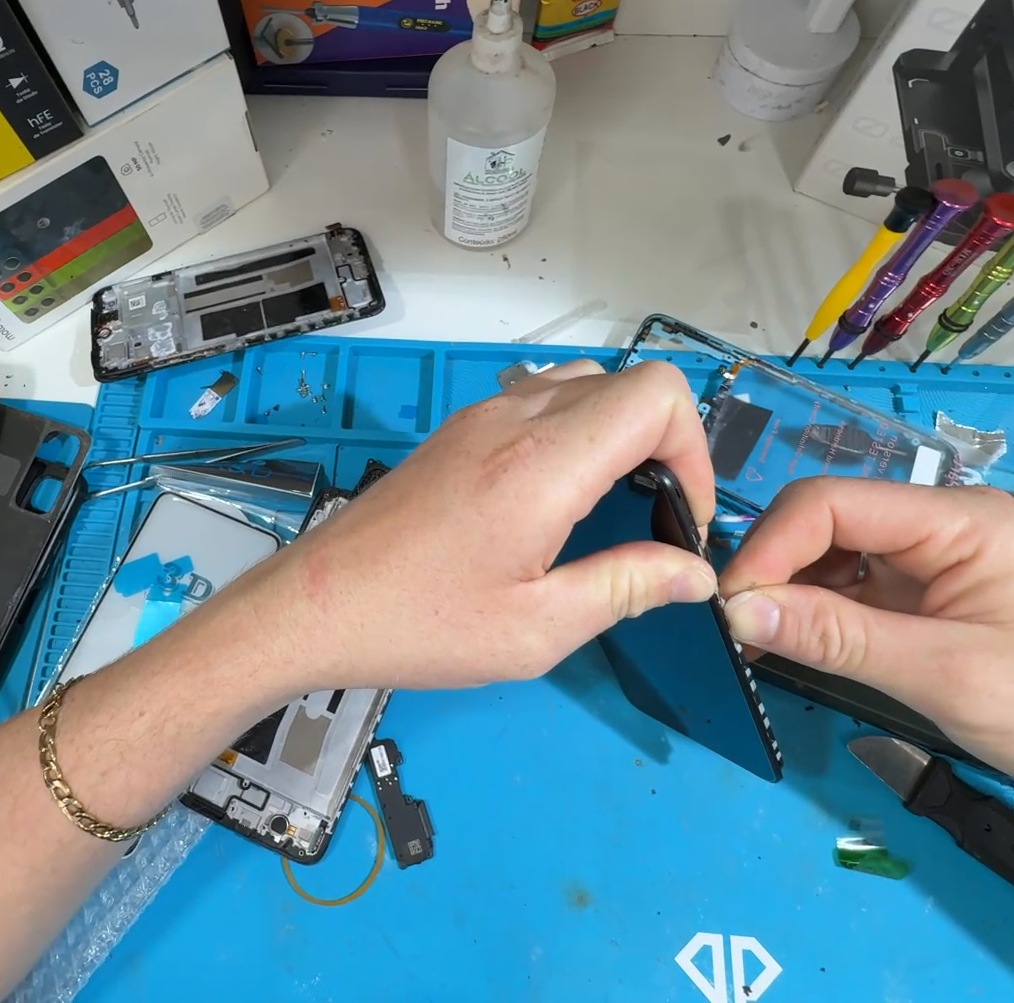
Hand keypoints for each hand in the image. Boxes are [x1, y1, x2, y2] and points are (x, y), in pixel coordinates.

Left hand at [243, 359, 719, 691]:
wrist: (318, 603)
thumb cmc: (422, 624)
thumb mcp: (536, 628)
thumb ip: (627, 588)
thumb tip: (695, 573)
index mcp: (544, 461)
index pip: (657, 394)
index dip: (693, 449)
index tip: (681, 517)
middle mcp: (513, 418)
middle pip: (626, 384)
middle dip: (663, 445)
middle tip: (654, 518)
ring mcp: (478, 418)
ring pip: (582, 385)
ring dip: (616, 434)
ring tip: (609, 506)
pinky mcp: (455, 432)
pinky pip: (537, 401)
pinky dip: (571, 432)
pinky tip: (553, 497)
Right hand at [716, 478, 1013, 812]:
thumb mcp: (944, 675)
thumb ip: (832, 636)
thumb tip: (732, 609)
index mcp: (958, 519)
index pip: (831, 503)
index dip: (769, 545)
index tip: (729, 604)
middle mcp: (940, 527)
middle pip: (825, 523)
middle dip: (774, 568)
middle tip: (734, 626)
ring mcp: (933, 563)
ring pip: (831, 557)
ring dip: (788, 594)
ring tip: (754, 640)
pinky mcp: (927, 599)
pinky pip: (850, 591)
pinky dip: (813, 616)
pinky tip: (789, 643)